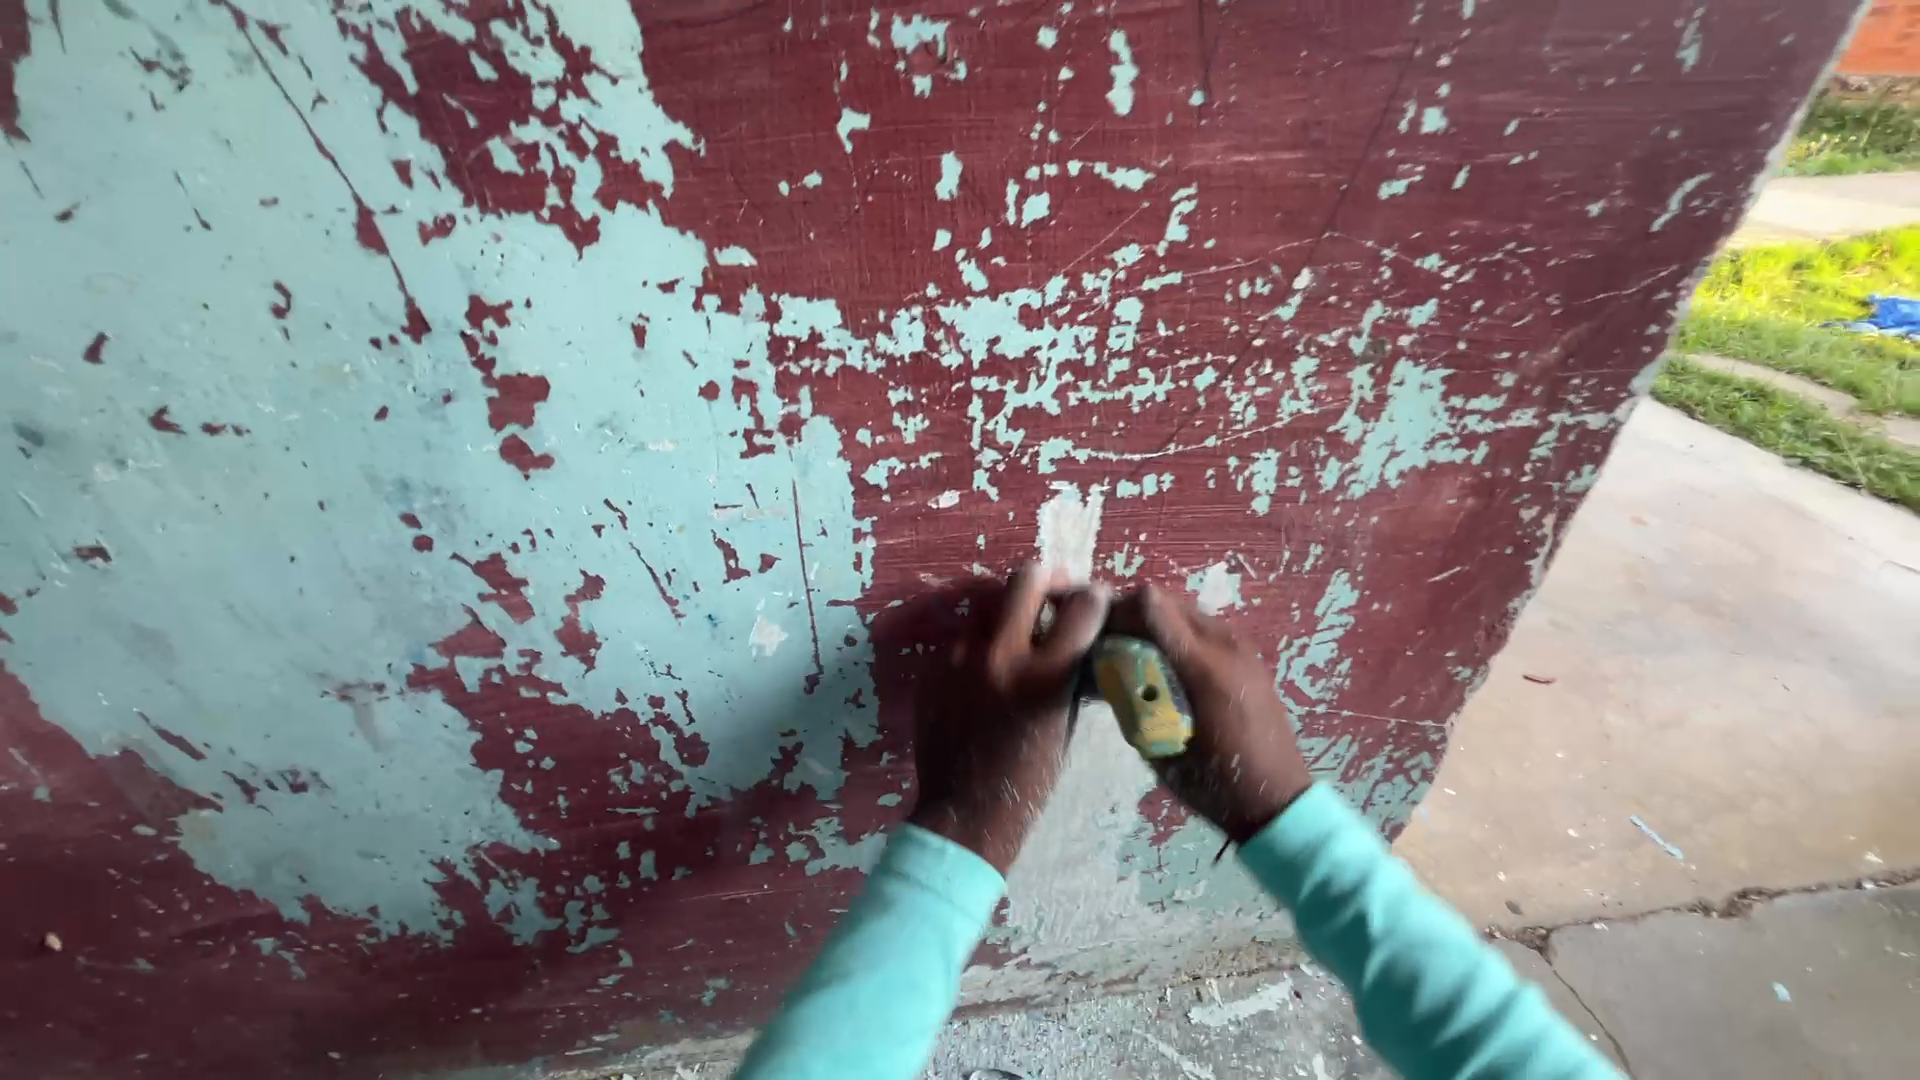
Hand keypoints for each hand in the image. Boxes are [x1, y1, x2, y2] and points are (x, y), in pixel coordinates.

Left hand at [907, 564, 1110, 874]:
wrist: (964, 810)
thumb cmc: (1028, 777)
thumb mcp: (1063, 723)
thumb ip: (1070, 673)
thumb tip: (1079, 635)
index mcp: (1045, 675)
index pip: (1082, 606)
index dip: (1094, 596)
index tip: (1094, 598)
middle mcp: (1001, 654)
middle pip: (1025, 579)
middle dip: (1048, 577)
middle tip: (1055, 591)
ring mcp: (959, 656)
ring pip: (988, 602)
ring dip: (1010, 607)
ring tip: (1019, 628)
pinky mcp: (934, 665)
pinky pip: (964, 635)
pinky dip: (982, 641)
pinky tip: (986, 665)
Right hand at [1117, 585, 1313, 842]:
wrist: (1277, 800)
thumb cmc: (1214, 783)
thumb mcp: (1159, 746)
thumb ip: (1133, 698)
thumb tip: (1104, 666)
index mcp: (1203, 668)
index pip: (1151, 605)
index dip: (1117, 610)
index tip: (1096, 632)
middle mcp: (1226, 646)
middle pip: (1166, 599)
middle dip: (1132, 614)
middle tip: (1109, 642)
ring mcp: (1242, 647)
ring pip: (1185, 610)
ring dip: (1155, 622)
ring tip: (1134, 652)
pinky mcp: (1248, 656)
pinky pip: (1202, 627)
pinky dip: (1176, 633)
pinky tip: (1165, 663)